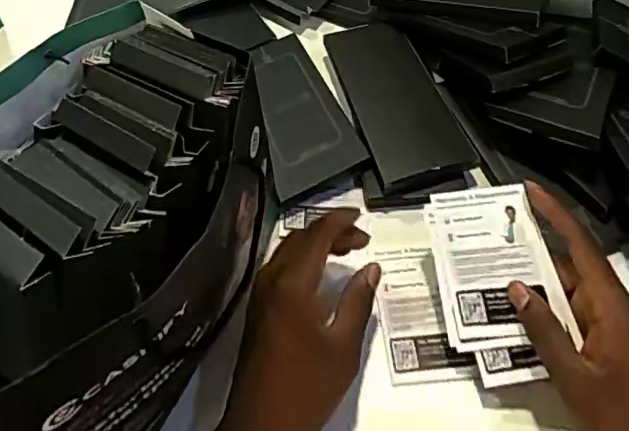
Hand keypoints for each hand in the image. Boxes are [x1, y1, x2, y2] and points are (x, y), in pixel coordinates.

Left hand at [220, 209, 380, 430]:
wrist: (261, 423)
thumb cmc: (305, 388)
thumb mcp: (343, 348)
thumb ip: (358, 302)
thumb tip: (371, 269)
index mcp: (292, 283)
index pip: (317, 234)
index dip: (340, 221)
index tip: (360, 218)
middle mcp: (272, 278)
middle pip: (302, 237)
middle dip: (332, 231)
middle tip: (360, 240)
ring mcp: (261, 291)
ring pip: (289, 248)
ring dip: (316, 243)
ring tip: (344, 252)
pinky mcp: (258, 305)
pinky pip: (281, 264)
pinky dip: (303, 257)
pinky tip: (321, 274)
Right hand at [508, 183, 628, 430]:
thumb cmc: (627, 418)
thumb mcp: (577, 377)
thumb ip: (544, 332)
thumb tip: (516, 288)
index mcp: (610, 304)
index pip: (579, 243)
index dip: (554, 211)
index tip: (530, 190)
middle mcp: (610, 307)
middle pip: (566, 266)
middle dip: (531, 250)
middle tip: (495, 237)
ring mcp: (609, 327)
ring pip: (565, 292)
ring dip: (535, 285)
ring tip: (495, 274)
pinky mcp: (605, 346)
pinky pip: (569, 316)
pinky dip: (544, 311)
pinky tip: (518, 315)